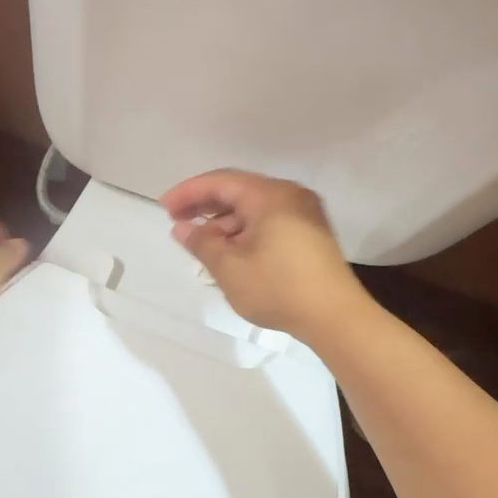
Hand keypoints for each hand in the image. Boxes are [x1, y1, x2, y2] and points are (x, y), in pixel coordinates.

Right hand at [161, 169, 370, 340]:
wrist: (334, 315)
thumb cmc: (277, 288)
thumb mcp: (229, 268)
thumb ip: (201, 243)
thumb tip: (182, 228)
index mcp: (270, 196)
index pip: (221, 182)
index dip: (189, 192)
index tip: (164, 208)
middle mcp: (289, 196)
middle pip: (238, 191)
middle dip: (205, 205)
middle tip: (176, 222)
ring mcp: (304, 214)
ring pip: (253, 208)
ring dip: (223, 222)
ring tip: (199, 244)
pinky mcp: (309, 234)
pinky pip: (268, 222)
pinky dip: (243, 231)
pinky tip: (228, 252)